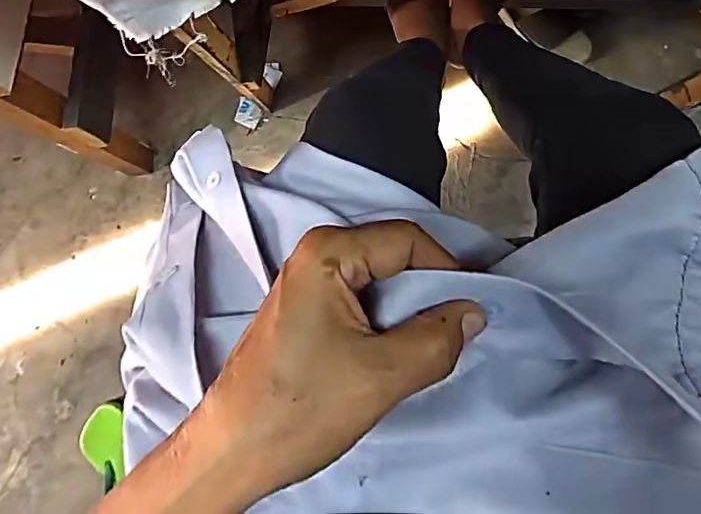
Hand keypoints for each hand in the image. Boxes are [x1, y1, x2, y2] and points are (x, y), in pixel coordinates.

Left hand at [99, 220, 484, 512]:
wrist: (225, 460)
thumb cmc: (294, 412)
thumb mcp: (380, 378)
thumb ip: (437, 339)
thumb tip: (475, 312)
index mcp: (329, 251)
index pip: (409, 241)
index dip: (447, 270)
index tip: (472, 303)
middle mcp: (317, 250)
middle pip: (396, 254)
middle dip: (428, 290)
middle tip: (453, 324)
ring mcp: (309, 276)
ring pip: (382, 277)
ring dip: (409, 306)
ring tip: (426, 340)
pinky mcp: (308, 303)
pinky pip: (364, 293)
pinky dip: (388, 316)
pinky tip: (395, 346)